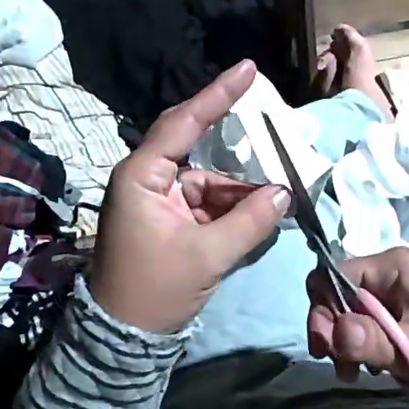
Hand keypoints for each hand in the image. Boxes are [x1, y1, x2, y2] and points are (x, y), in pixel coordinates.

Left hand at [89, 61, 290, 333]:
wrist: (123, 339)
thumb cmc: (154, 291)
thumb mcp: (206, 256)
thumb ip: (249, 221)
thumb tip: (285, 193)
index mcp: (142, 177)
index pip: (183, 123)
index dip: (217, 95)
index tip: (248, 69)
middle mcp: (147, 180)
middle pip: (197, 148)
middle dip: (235, 149)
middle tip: (271, 131)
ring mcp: (158, 201)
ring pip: (208, 182)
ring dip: (240, 192)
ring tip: (276, 200)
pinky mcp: (169, 221)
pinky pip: (207, 204)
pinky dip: (232, 210)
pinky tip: (259, 216)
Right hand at [306, 247, 408, 402]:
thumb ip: (372, 339)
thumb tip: (334, 332)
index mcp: (393, 266)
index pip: (333, 275)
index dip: (322, 310)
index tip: (327, 348)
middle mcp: (392, 273)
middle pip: (339, 296)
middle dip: (336, 332)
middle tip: (345, 370)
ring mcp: (399, 293)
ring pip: (353, 313)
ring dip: (350, 343)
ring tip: (361, 374)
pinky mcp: (405, 314)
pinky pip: (371, 325)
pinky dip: (368, 346)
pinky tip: (379, 368)